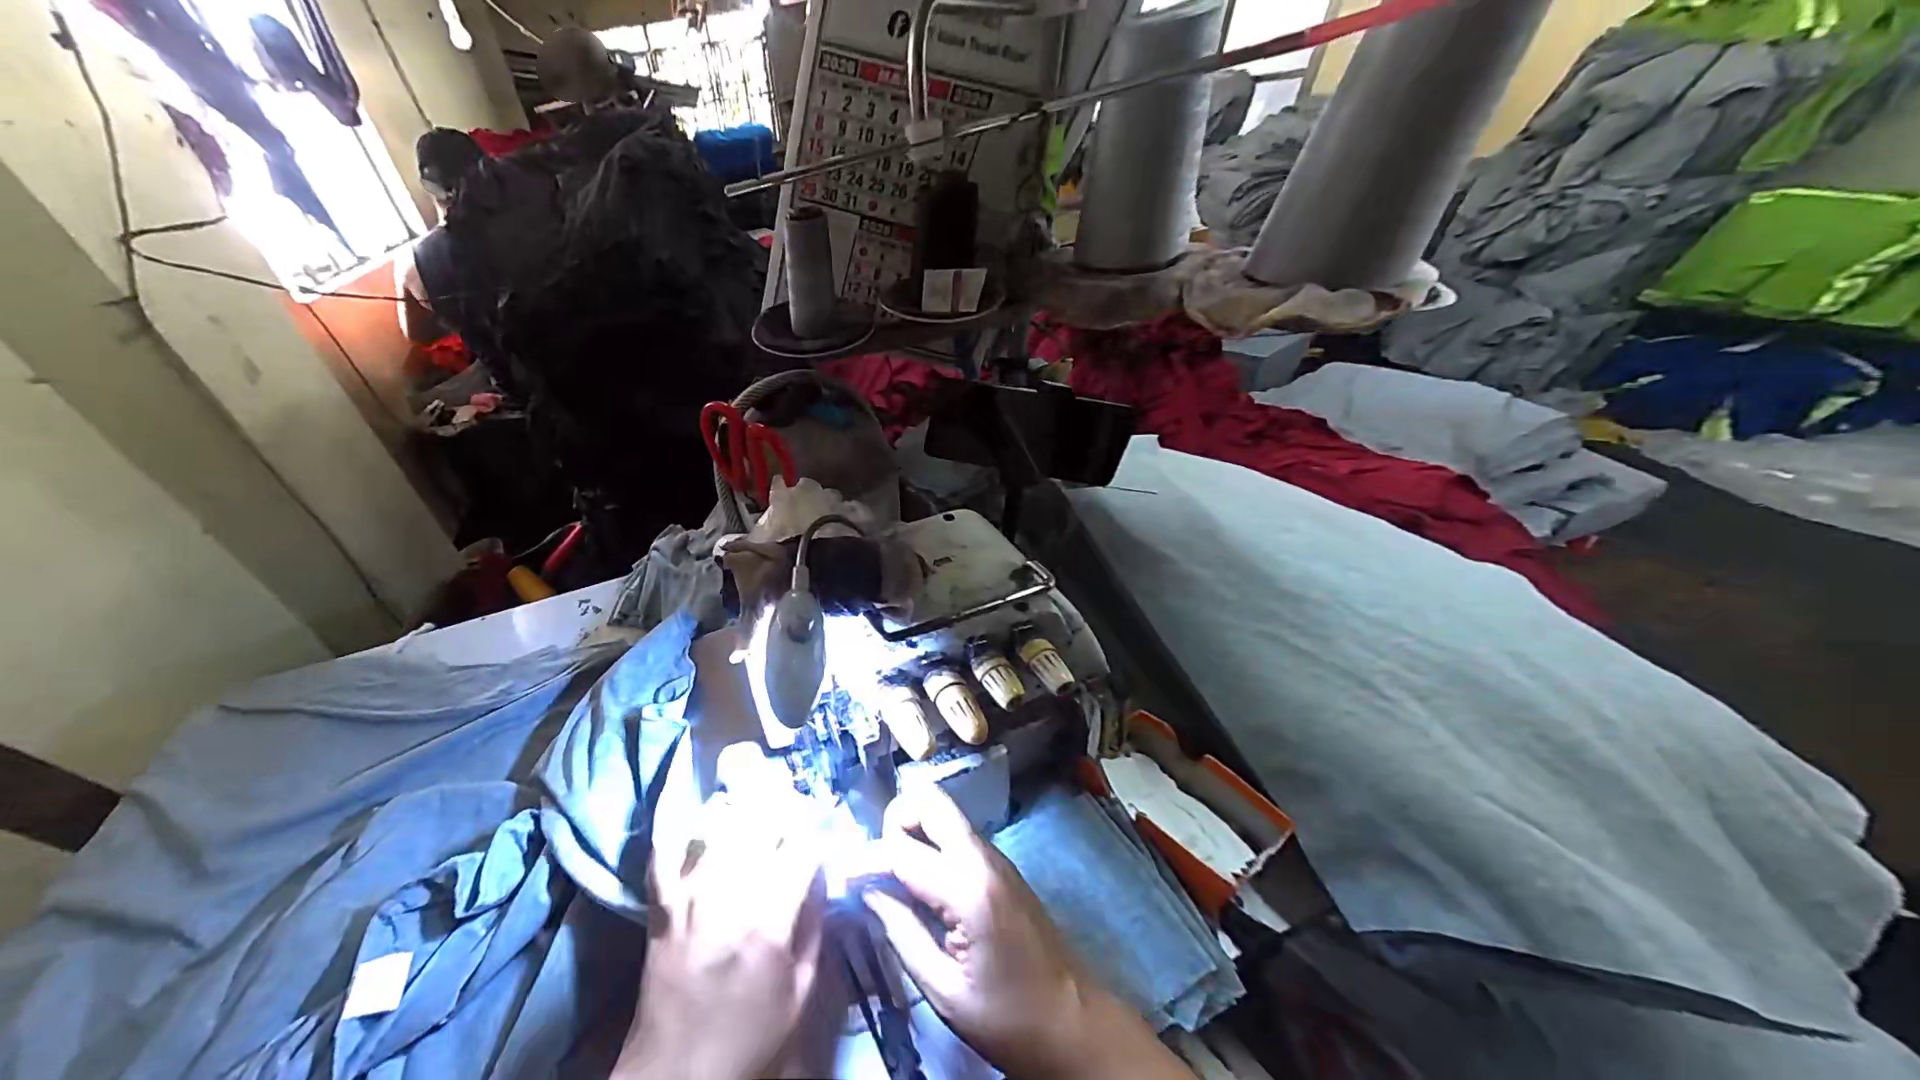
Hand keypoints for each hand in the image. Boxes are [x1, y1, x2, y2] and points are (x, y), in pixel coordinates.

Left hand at [614, 792, 825, 1079]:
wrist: (675, 1073)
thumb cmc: (749, 1034)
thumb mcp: (802, 988)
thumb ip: (815, 922)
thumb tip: (822, 872)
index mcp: (768, 920)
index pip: (803, 844)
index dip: (821, 829)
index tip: (828, 831)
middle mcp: (727, 894)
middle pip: (761, 819)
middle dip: (785, 806)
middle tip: (797, 810)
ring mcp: (688, 893)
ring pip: (718, 821)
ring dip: (744, 808)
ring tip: (759, 808)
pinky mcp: (661, 902)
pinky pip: (669, 847)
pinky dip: (687, 828)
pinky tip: (706, 823)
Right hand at [862, 787, 1192, 1079]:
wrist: (1073, 1021)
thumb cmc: (1007, 1016)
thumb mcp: (942, 988)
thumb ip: (900, 932)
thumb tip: (867, 893)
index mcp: (968, 887)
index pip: (901, 850)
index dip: (864, 862)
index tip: (841, 879)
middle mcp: (983, 856)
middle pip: (928, 801)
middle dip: (893, 823)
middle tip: (876, 870)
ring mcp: (995, 856)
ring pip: (941, 814)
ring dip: (911, 832)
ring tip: (892, 882)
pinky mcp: (999, 866)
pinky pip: (954, 835)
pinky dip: (928, 844)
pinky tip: (919, 888)